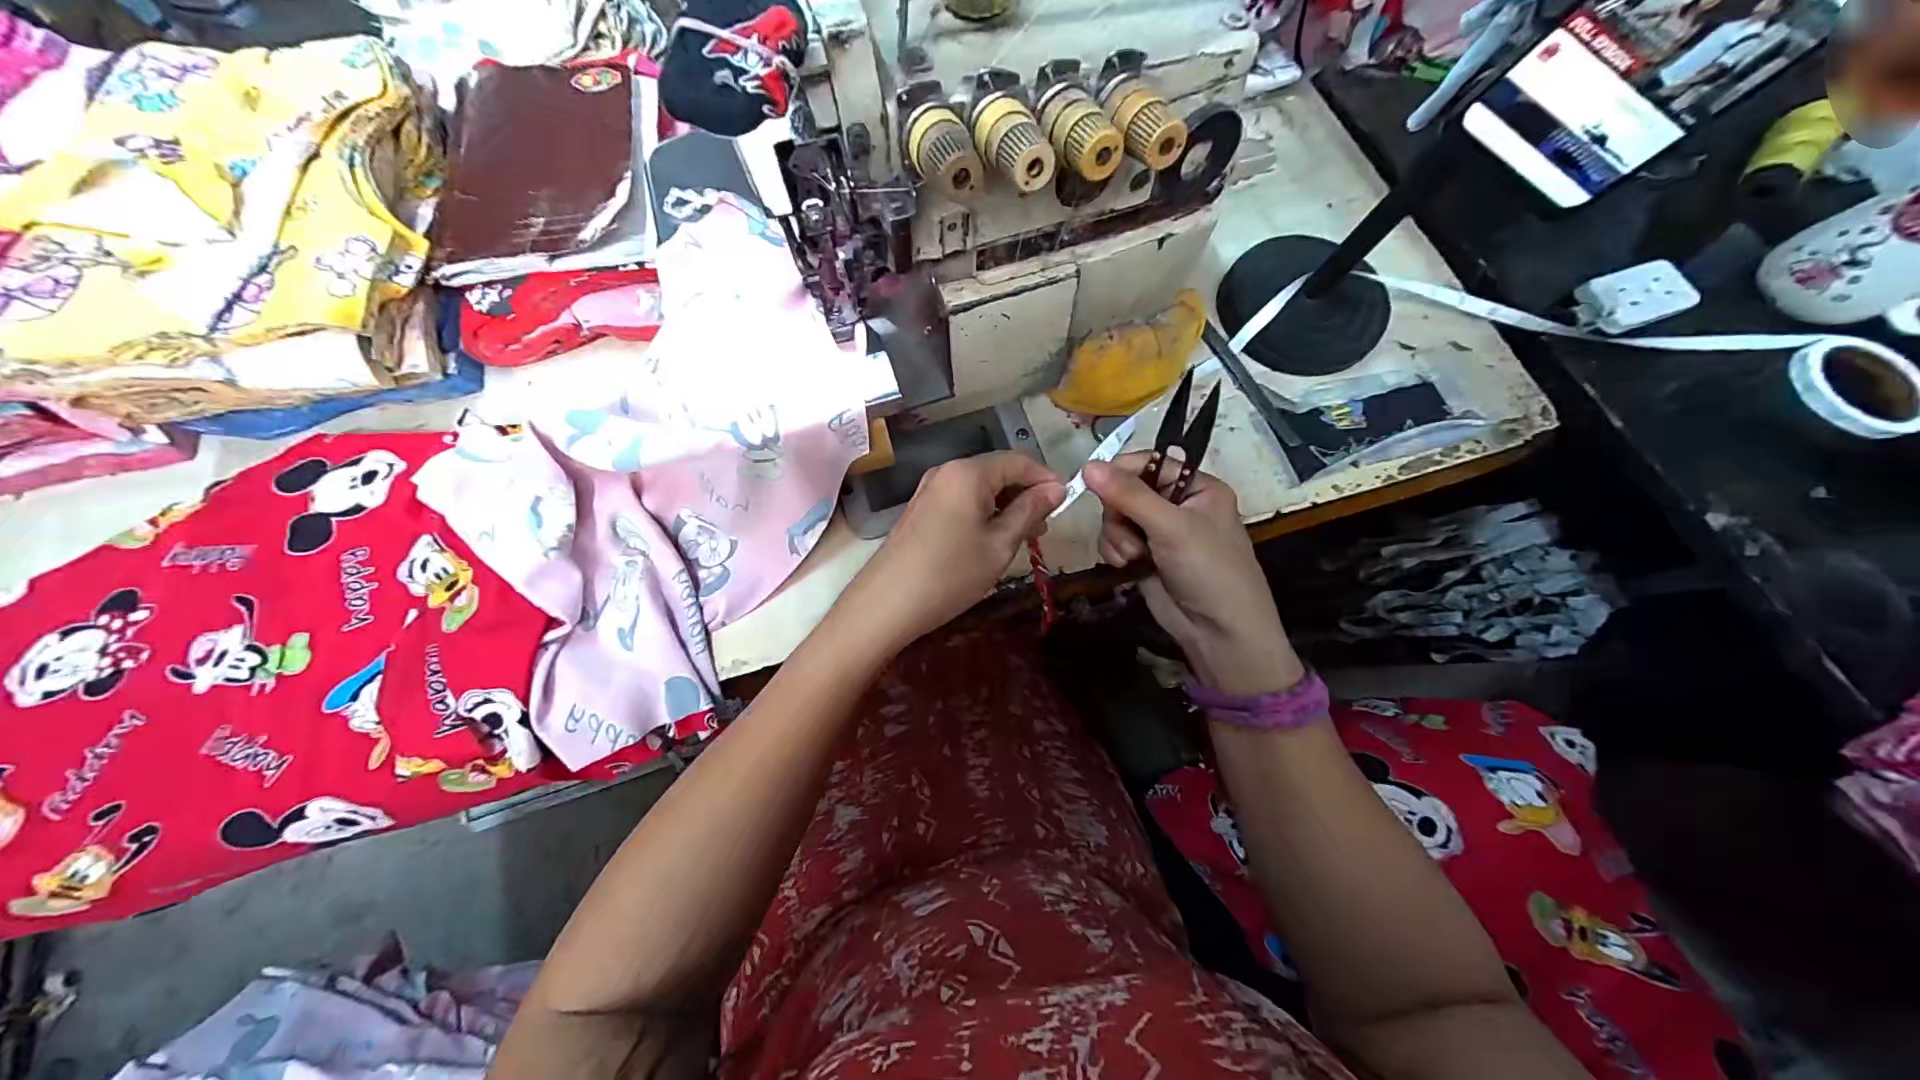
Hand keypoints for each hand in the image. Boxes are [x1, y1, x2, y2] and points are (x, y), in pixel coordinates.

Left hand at [839, 452, 1064, 650]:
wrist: (886, 604)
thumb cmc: (950, 574)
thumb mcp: (1000, 545)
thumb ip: (1029, 511)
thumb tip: (1056, 488)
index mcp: (968, 473)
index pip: (1017, 461)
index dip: (1045, 478)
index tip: (1065, 502)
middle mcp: (946, 472)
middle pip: (996, 472)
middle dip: (1025, 494)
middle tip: (1045, 527)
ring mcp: (928, 490)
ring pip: (978, 489)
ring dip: (1004, 507)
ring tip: (1023, 538)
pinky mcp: (919, 511)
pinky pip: (960, 501)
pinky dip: (982, 514)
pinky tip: (991, 541)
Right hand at [1084, 453, 1303, 694]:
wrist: (1219, 633)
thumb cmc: (1209, 570)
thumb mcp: (1172, 526)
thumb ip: (1129, 495)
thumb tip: (1087, 465)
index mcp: (1196, 487)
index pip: (1149, 463)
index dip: (1121, 471)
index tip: (1095, 482)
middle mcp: (1177, 505)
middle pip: (1126, 490)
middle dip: (1119, 513)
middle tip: (1129, 534)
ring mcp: (1158, 533)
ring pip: (1115, 517)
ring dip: (1116, 536)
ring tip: (1133, 557)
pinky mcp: (1144, 557)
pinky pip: (1114, 540)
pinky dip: (1115, 552)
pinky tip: (1128, 567)